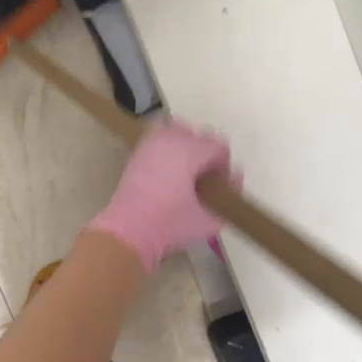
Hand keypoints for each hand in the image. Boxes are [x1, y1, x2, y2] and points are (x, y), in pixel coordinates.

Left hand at [86, 120, 233, 271]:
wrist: (127, 232)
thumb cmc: (169, 225)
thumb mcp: (208, 220)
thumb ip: (229, 198)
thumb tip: (234, 182)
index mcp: (189, 152)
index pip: (218, 146)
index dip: (224, 165)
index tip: (221, 186)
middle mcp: (170, 140)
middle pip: (199, 135)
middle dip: (206, 153)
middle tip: (204, 178)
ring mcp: (149, 144)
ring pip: (177, 130)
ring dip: (186, 146)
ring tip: (186, 171)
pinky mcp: (135, 153)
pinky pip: (157, 137)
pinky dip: (167, 147)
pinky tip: (169, 170)